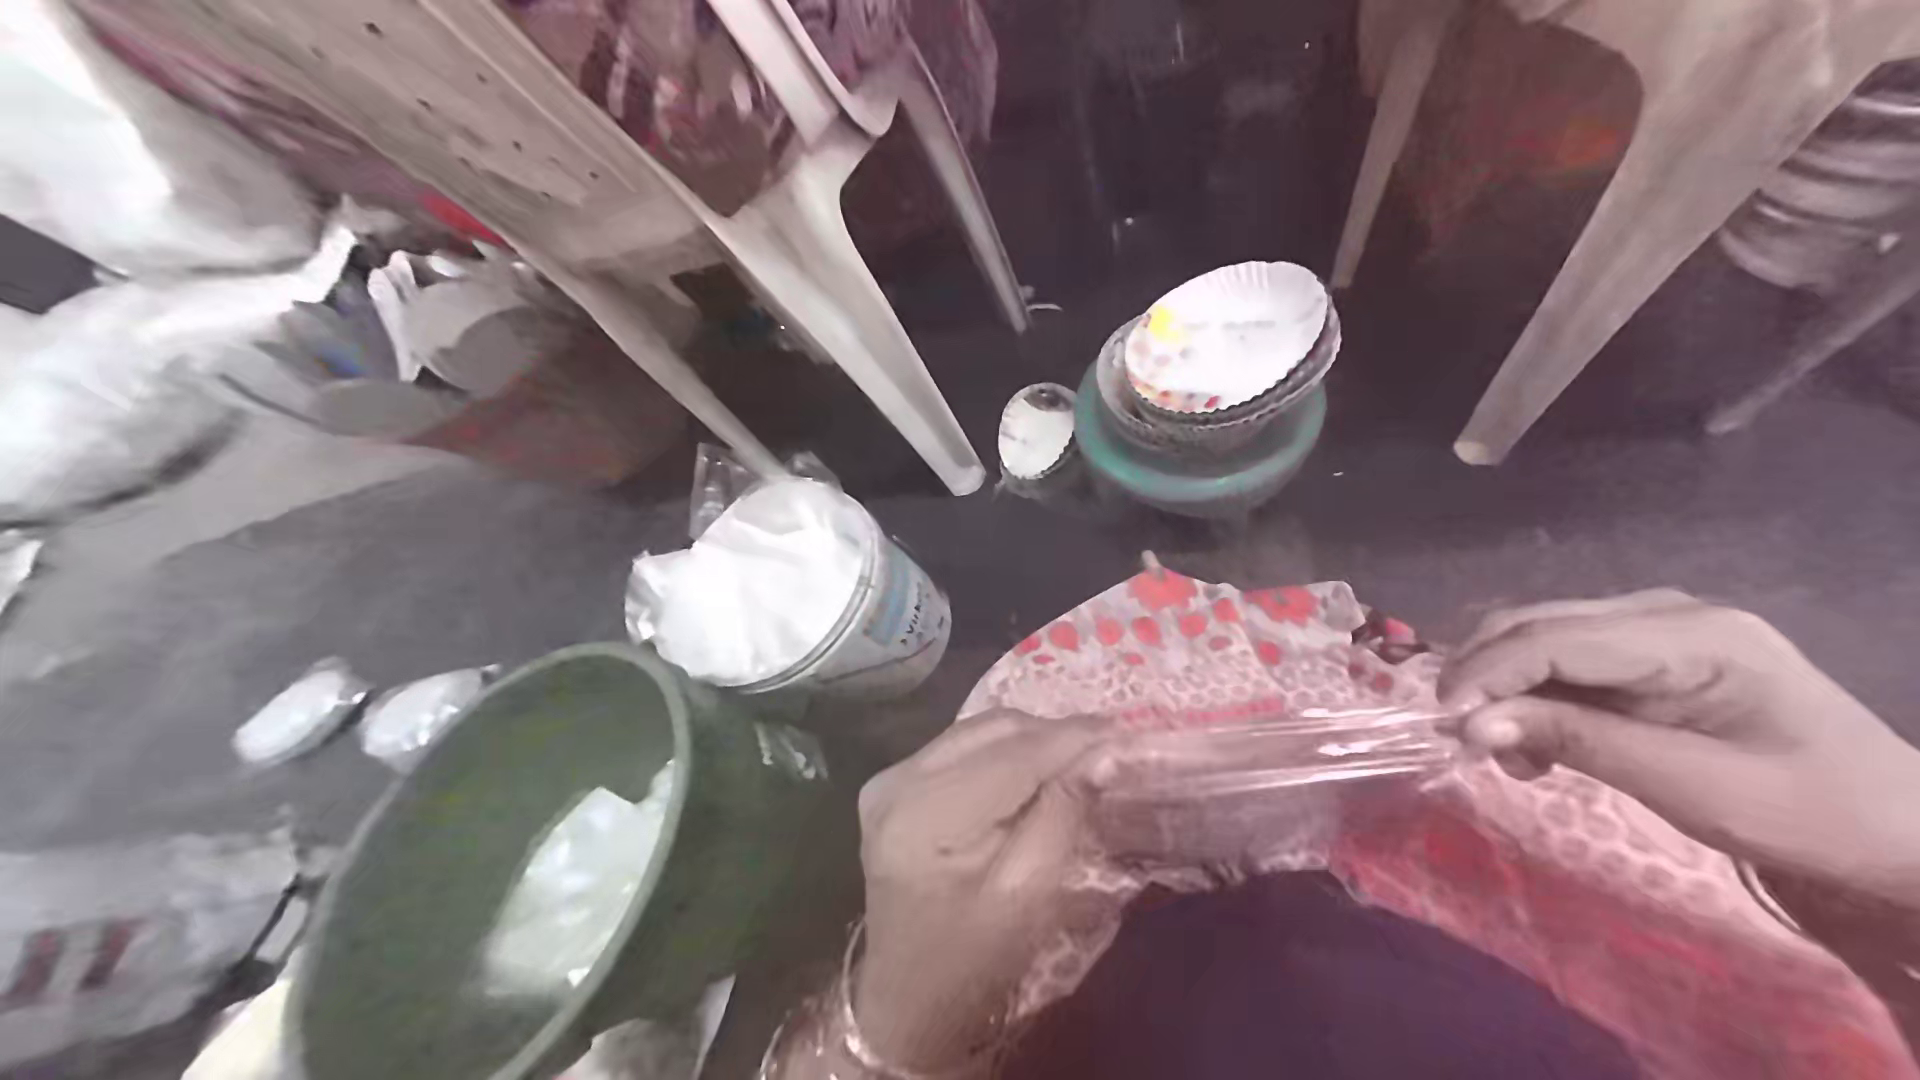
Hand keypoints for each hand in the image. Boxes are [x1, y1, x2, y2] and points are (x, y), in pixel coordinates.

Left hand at [852, 710, 1103, 1071]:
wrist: (905, 998)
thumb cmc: (971, 963)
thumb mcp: (1028, 897)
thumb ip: (1063, 815)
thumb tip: (1103, 755)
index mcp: (925, 815)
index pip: (1012, 756)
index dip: (1071, 738)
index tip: (1122, 731)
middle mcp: (898, 780)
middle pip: (993, 730)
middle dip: (1053, 733)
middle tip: (1104, 746)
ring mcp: (890, 776)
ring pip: (978, 730)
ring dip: (1030, 737)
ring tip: (1075, 755)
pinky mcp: (893, 780)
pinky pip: (961, 744)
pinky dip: (1003, 748)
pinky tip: (1032, 766)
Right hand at [1438, 590, 1919, 906]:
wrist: (1897, 830)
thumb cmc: (1813, 813)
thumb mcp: (1696, 788)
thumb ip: (1577, 743)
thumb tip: (1470, 724)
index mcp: (1695, 635)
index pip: (1554, 638)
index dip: (1486, 673)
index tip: (1447, 721)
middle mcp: (1661, 612)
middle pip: (1531, 625)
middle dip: (1482, 678)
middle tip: (1464, 738)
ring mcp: (1647, 625)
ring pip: (1529, 636)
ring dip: (1497, 687)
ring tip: (1504, 748)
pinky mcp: (1635, 649)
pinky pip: (1550, 656)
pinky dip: (1522, 693)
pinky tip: (1531, 734)